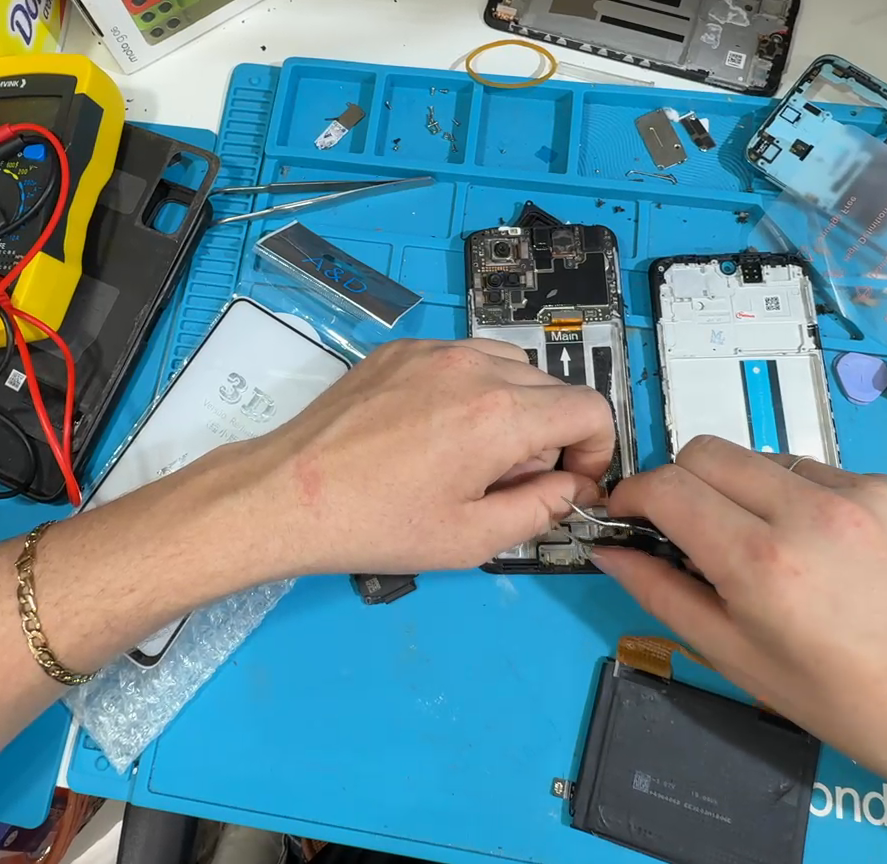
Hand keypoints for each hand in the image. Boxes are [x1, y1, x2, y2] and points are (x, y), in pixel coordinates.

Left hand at [213, 339, 614, 576]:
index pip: (589, 408)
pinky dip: (470, 386)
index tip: (569, 479)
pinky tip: (434, 425)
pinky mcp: (401, 348)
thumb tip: (574, 485)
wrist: (291, 492)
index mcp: (500, 415)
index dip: (595, 448)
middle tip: (508, 478)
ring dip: (513, 404)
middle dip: (549, 434)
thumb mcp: (473, 538)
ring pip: (509, 365)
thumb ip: (542, 509)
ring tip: (473, 449)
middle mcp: (473, 367)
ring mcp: (433, 349)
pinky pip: (461, 356)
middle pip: (550, 387)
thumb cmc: (381, 524)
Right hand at [592, 435, 886, 780]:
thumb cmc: (854, 706)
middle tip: (688, 531)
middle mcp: (809, 510)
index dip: (633, 496)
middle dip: (678, 483)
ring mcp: (858, 490)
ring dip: (736, 490)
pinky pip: (810, 470)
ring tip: (764, 546)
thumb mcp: (739, 660)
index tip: (628, 517)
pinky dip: (792, 498)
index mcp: (765, 564)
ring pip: (754, 457)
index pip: (667, 486)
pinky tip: (821, 549)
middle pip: (703, 450)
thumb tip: (610, 552)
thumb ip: (661, 594)